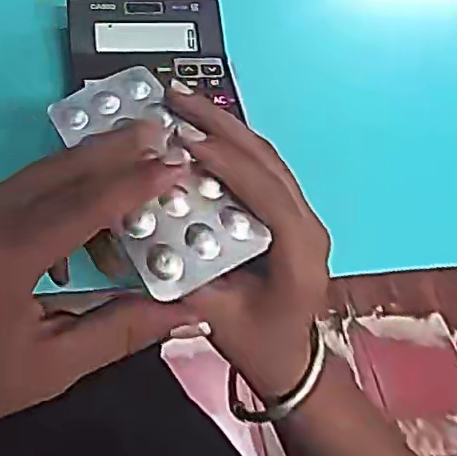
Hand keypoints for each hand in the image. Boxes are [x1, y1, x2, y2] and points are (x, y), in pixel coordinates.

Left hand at [0, 121, 198, 446]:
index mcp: (7, 252)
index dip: (135, 182)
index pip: (84, 203)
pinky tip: (81, 235)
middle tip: (161, 134)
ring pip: (43, 174)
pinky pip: (24, 190)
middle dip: (115, 149)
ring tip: (136, 189)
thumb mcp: (54, 365)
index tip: (176, 163)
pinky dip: (59, 196)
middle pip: (62, 168)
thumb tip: (186, 308)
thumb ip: (122, 328)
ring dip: (89, 175)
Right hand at [166, 81, 331, 395]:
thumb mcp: (219, 317)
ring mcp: (299, 212)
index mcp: (300, 250)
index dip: (226, 161)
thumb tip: (150, 228)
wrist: (291, 358)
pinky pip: (257, 163)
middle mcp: (307, 222)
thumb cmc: (258, 342)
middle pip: (266, 158)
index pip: (266, 192)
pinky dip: (227, 139)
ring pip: (263, 154)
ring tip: (182, 101)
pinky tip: (198, 127)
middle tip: (175, 97)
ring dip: (222, 123)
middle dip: (219, 122)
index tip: (184, 138)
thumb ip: (188, 276)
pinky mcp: (284, 208)